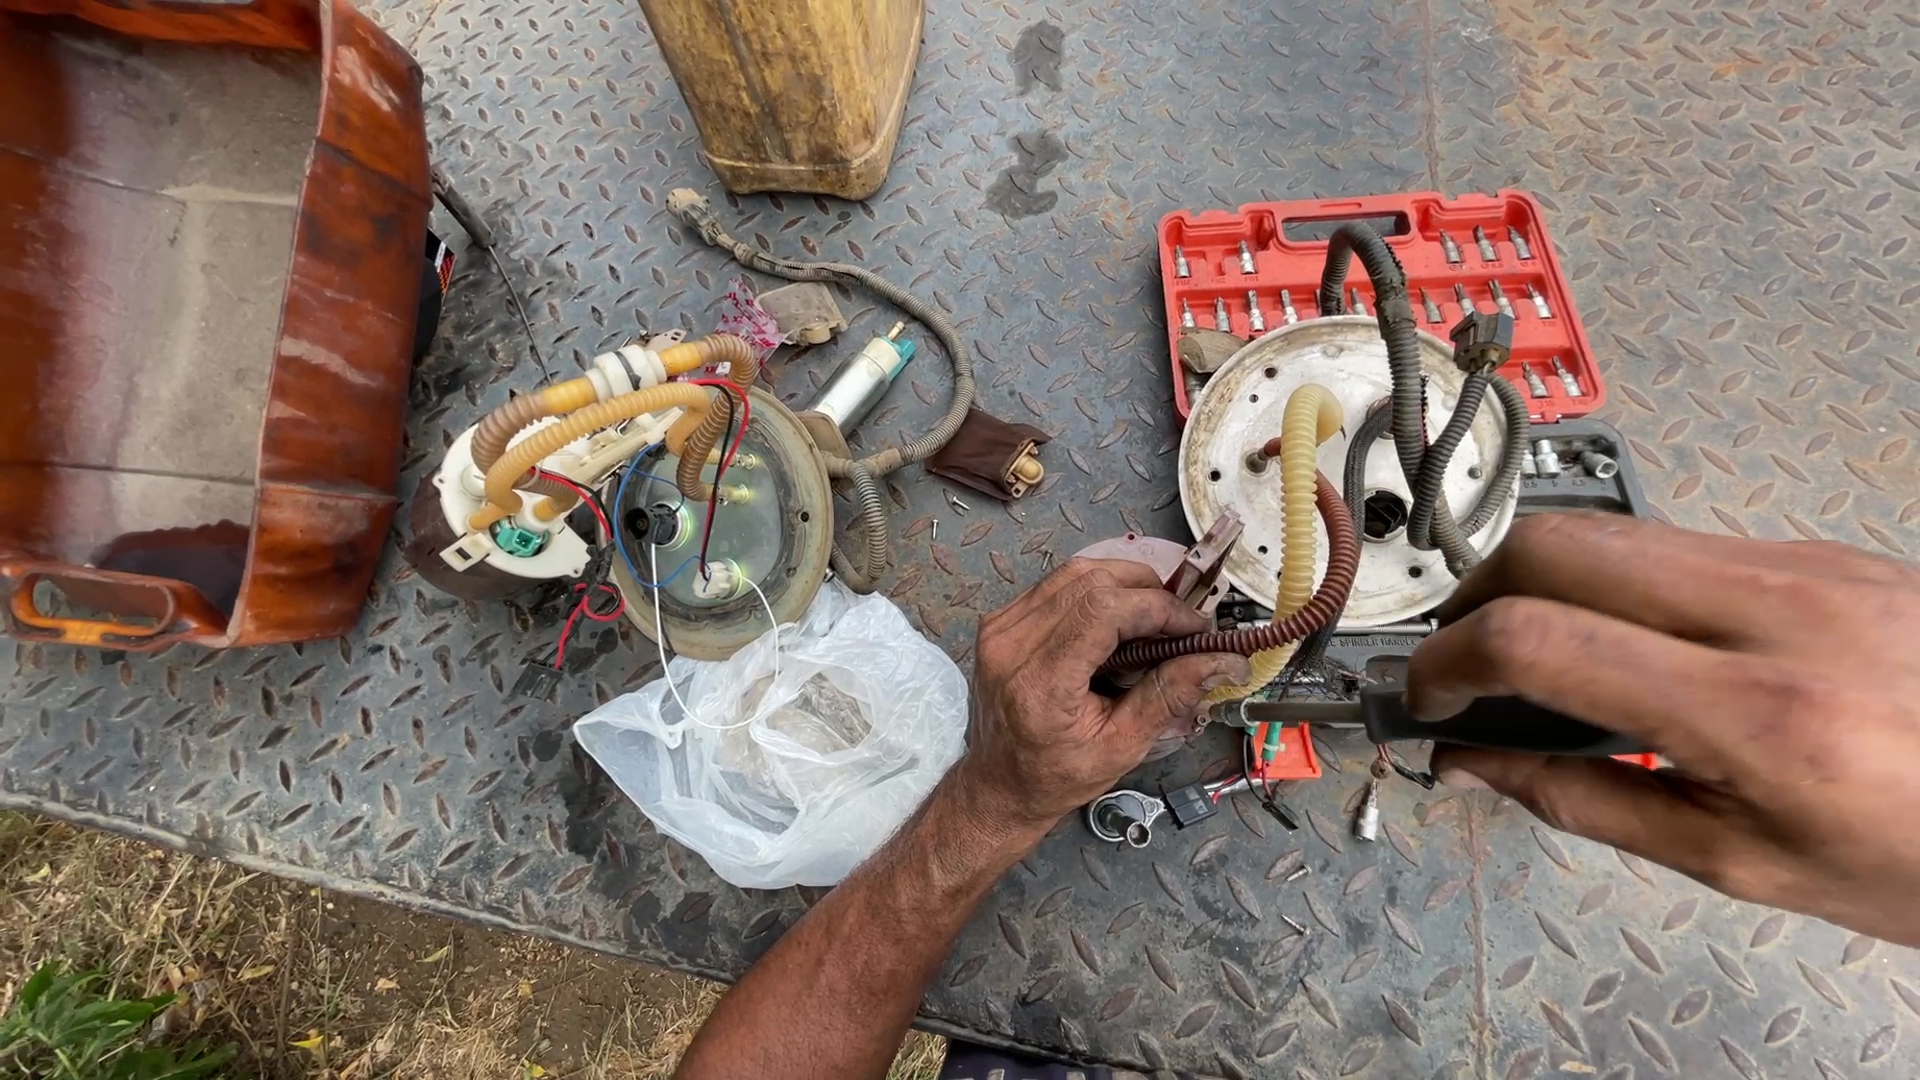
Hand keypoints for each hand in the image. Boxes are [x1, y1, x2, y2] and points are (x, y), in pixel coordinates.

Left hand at [950, 558, 1250, 837]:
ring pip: (1073, 573)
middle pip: (1090, 580)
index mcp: (1039, 682)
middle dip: (1147, 591)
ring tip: (1153, 618)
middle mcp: (1011, 644)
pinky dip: (1095, 591)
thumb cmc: (1057, 775)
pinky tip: (1117, 619)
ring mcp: (1000, 627)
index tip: (1194, 628)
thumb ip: (1168, 696)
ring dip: (1123, 585)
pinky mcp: (1000, 621)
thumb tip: (1220, 658)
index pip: (1102, 610)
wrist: (998, 782)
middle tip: (1178, 623)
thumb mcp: (1121, 747)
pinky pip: (1056, 584)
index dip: (1157, 607)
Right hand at [1408, 513, 1919, 944]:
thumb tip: (1462, 761)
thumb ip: (1577, 800)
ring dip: (1522, 581)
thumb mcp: (1742, 862)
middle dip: (1469, 598)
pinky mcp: (1812, 550)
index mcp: (1760, 714)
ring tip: (1524, 643)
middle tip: (1463, 659)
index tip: (1429, 699)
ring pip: (1593, 529)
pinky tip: (1615, 636)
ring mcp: (1800, 565)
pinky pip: (1656, 541)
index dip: (1445, 662)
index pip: (1533, 641)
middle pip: (1547, 548)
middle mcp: (1777, 611)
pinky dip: (1593, 580)